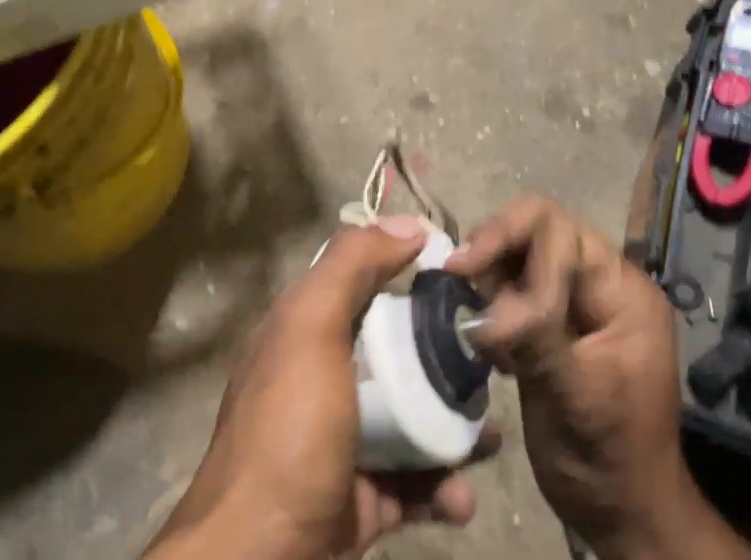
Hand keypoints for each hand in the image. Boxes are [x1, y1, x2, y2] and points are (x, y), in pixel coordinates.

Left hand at [146, 217, 489, 559]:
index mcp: (302, 335)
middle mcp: (320, 383)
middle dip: (444, 361)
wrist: (260, 552)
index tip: (461, 277)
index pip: (359, 288)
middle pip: (394, 358)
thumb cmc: (289, 429)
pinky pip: (414, 486)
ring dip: (455, 431)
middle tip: (489, 364)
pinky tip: (460, 496)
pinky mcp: (362, 501)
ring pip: (412, 424)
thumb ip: (351, 269)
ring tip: (490, 437)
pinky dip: (443, 489)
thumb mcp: (311, 330)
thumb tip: (407, 224)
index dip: (406, 276)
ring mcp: (342, 446)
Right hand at [446, 197, 750, 559]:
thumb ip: (538, 343)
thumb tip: (486, 311)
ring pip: (517, 260)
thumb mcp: (579, 400)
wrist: (622, 513)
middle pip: (536, 232)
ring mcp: (573, 306)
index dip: (509, 239)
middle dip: (494, 253)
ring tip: (478, 326)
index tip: (466, 272)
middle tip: (461, 285)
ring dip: (488, 283)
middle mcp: (598, 286)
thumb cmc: (611, 458)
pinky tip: (490, 350)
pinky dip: (489, 309)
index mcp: (621, 291)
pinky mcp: (548, 328)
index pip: (558, 229)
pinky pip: (510, 294)